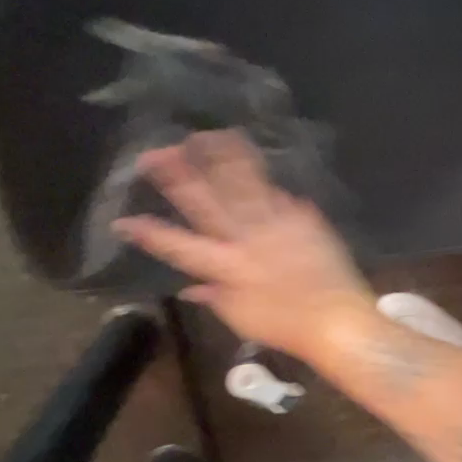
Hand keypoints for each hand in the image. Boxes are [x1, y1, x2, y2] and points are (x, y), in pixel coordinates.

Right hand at [113, 131, 375, 359]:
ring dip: (219, 156)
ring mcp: (276, 222)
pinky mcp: (303, 217)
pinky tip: (248, 156)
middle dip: (177, 173)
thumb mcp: (242, 318)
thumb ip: (215, 297)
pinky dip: (260, 176)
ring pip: (242, 182)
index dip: (148, 232)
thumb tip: (191, 288)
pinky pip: (277, 193)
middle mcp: (246, 238)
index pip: (178, 246)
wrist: (338, 319)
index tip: (122, 220)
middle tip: (156, 151)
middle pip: (205, 199)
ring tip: (204, 134)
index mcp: (226, 266)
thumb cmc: (287, 326)